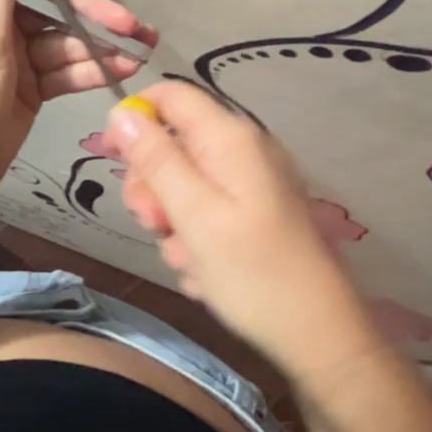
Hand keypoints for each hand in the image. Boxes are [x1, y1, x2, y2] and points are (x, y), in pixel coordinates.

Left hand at [0, 0, 157, 208]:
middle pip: (48, 7)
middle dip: (89, 14)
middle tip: (132, 22)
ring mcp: (13, 56)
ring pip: (62, 41)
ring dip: (99, 45)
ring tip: (143, 49)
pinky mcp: (30, 87)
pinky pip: (64, 70)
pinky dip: (90, 70)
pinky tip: (123, 69)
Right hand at [103, 82, 383, 377]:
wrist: (318, 336)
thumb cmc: (253, 272)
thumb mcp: (193, 214)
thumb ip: (155, 160)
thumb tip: (120, 113)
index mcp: (230, 138)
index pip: (170, 95)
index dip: (135, 118)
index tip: (113, 158)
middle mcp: (241, 151)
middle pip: (170, 143)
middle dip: (151, 184)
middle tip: (153, 223)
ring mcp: (248, 183)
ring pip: (180, 184)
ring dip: (170, 221)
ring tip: (187, 258)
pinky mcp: (251, 214)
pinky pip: (202, 211)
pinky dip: (192, 238)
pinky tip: (204, 271)